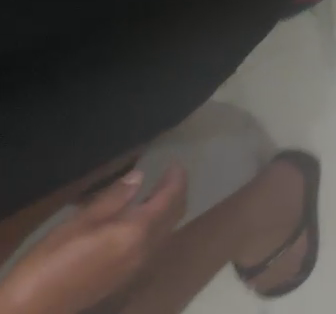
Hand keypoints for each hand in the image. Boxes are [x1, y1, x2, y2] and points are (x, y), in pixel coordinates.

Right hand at [0, 168, 185, 313]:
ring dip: (168, 209)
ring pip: (167, 228)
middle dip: (177, 192)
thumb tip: (138, 175)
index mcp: (138, 230)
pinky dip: (156, 226)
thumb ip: (112, 199)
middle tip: (168, 177)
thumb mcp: (76, 224)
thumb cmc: (47, 264)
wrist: (29, 311)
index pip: (170, 197)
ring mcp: (140, 262)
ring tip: (154, 195)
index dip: (176, 179)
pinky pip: (154, 243)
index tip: (176, 164)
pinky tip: (138, 222)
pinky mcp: (127, 274)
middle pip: (176, 212)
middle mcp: (148, 246)